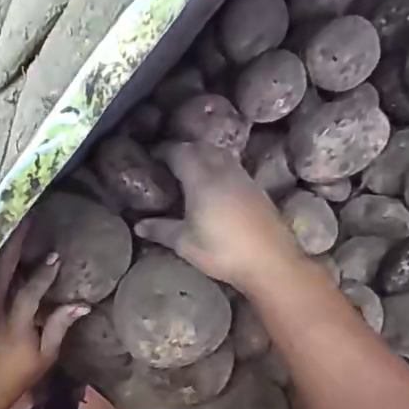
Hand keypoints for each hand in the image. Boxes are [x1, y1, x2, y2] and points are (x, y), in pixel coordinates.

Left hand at [0, 228, 88, 408]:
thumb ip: (60, 326)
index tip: (56, 256)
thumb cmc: (16, 375)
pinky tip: (0, 254)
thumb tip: (82, 304)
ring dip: (2, 249)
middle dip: (15, 242)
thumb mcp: (44, 356)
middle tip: (27, 221)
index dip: (44, 272)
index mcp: (13, 322)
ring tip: (15, 231)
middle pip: (2, 268)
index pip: (30, 290)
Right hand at [133, 141, 302, 291]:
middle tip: (168, 162)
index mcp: (201, 179)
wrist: (271, 261)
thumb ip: (160, 229)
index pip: (179, 152)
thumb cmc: (222, 251)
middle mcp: (222, 170)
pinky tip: (214, 183)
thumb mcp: (185, 243)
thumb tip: (138, 225)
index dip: (163, 151)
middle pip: (201, 147)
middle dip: (183, 149)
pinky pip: (232, 165)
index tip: (151, 157)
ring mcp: (243, 177)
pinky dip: (218, 165)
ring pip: (220, 153)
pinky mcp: (256, 187)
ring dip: (203, 154)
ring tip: (190, 169)